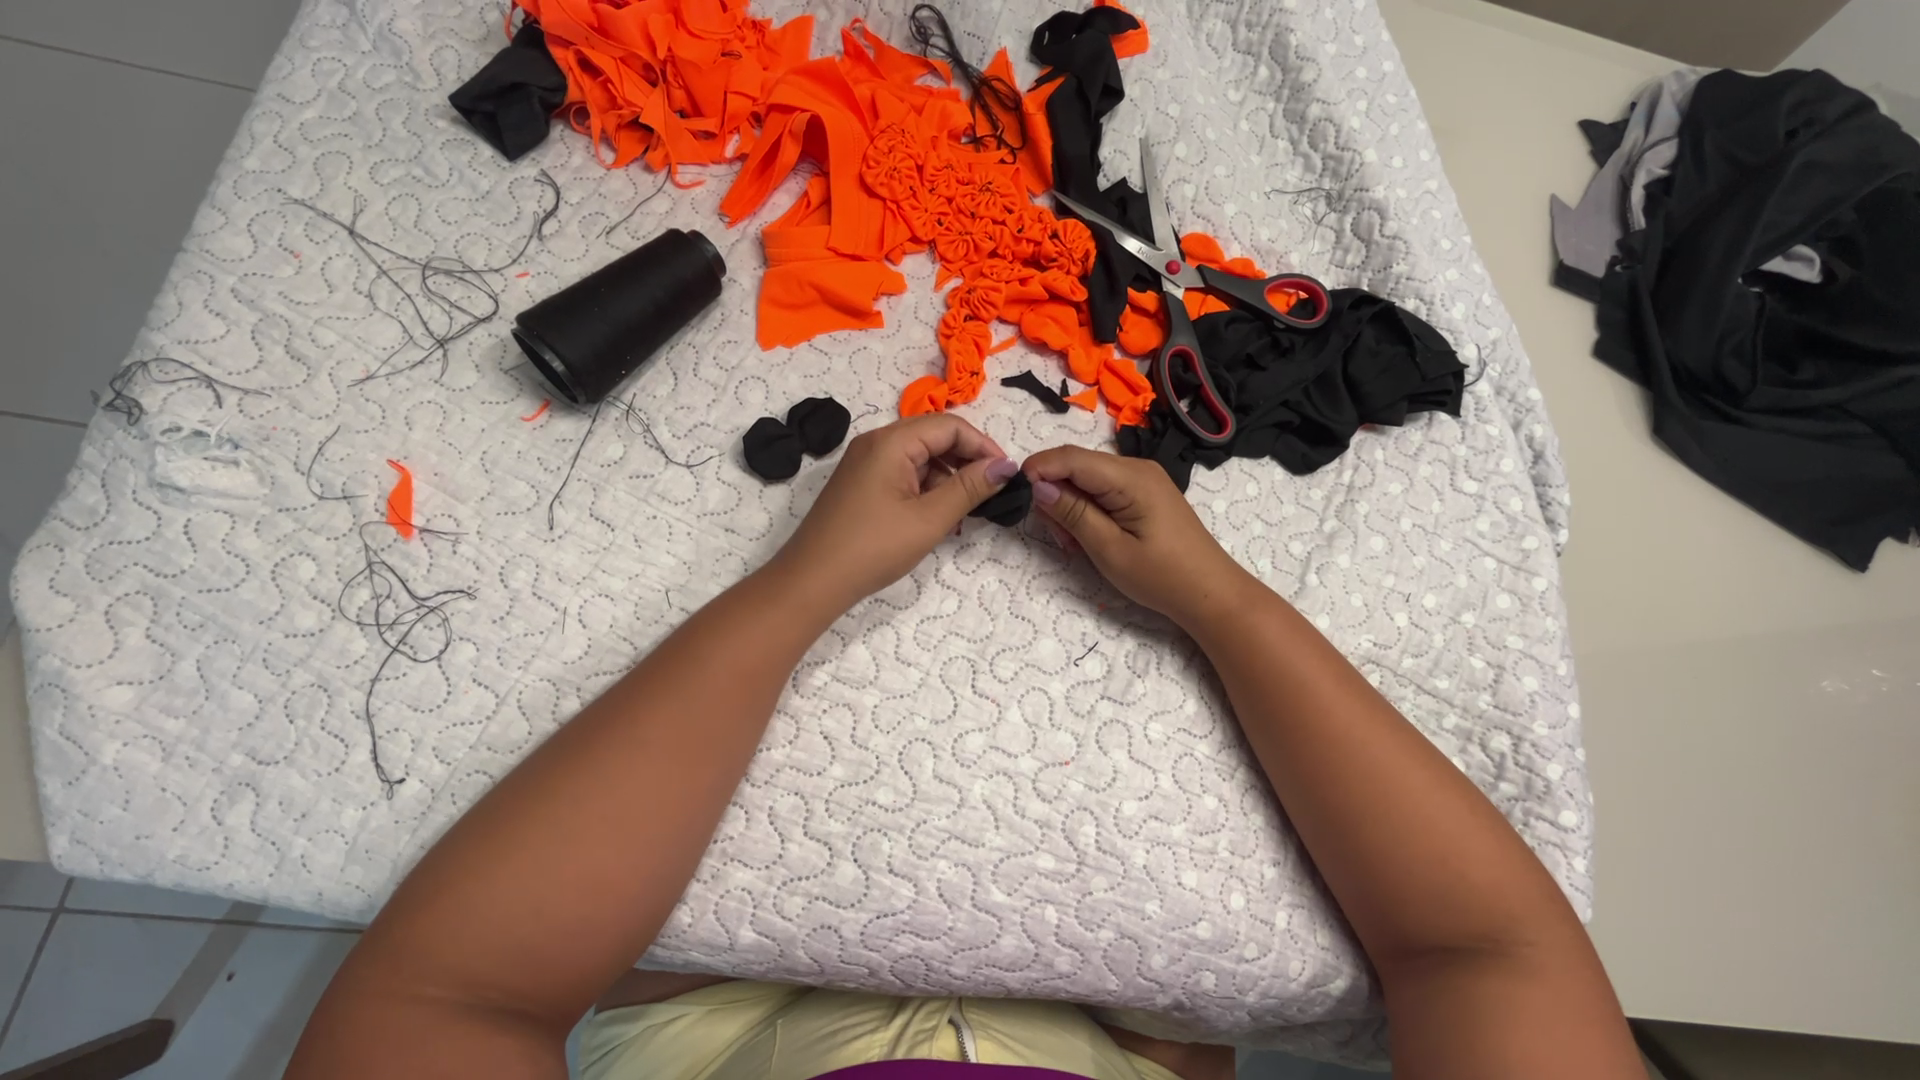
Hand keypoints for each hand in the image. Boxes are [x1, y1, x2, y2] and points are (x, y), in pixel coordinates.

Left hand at [773, 414, 1018, 610]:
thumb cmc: (873, 548)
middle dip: (967, 460)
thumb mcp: (929, 519)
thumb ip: (969, 489)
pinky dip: (927, 489)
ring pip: (920, 457)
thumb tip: (1005, 466)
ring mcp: (865, 463)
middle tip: (992, 492)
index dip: (983, 446)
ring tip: (967, 511)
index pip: (950, 426)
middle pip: (934, 436)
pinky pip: (903, 473)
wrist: (812, 581)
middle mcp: (876, 443)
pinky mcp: (861, 484)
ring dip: (948, 478)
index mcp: (891, 442)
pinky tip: (939, 517)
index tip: (1006, 475)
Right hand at [1022, 446, 1252, 628]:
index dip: (1038, 469)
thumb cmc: (1161, 576)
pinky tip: (1089, 537)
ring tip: (1074, 544)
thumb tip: (1037, 485)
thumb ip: (1073, 513)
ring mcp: (1143, 479)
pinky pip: (1104, 489)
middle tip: (1057, 536)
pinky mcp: (1145, 493)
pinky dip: (1087, 509)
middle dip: (1054, 493)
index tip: (1017, 496)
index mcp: (1130, 477)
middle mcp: (1136, 467)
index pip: (1070, 457)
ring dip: (1070, 505)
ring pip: (1088, 478)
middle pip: (1077, 465)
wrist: (1210, 593)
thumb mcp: (1109, 549)